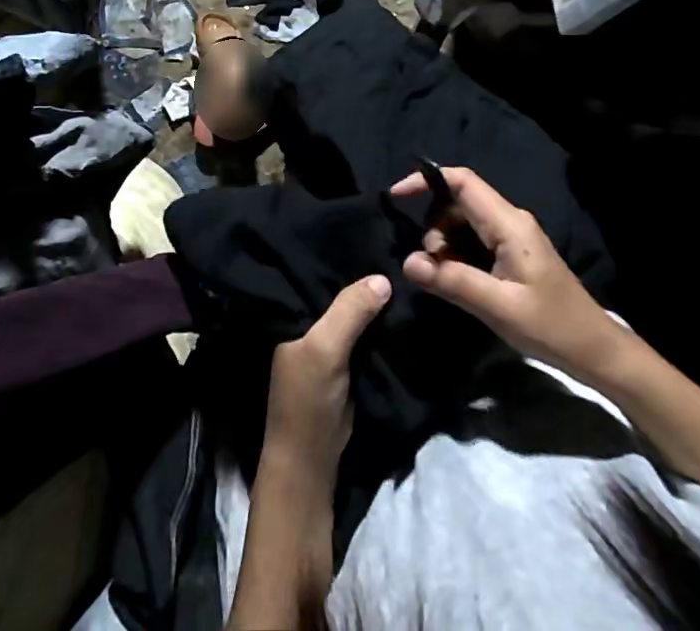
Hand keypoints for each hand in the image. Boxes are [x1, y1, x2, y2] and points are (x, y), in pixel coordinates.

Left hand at [262, 274, 392, 479]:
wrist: (312, 458)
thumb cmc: (307, 399)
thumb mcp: (325, 349)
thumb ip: (349, 313)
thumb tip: (382, 278)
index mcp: (292, 315)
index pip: (317, 275)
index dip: (343, 260)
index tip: (375, 241)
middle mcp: (309, 325)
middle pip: (340, 295)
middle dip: (365, 281)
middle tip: (400, 255)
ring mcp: (329, 345)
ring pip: (356, 315)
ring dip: (377, 303)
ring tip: (407, 274)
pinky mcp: (347, 363)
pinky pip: (366, 336)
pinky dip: (381, 327)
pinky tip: (404, 308)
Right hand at [392, 167, 628, 380]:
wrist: (593, 349)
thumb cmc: (550, 326)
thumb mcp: (497, 307)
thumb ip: (452, 281)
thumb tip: (408, 262)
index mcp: (509, 224)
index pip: (463, 182)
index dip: (427, 181)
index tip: (396, 197)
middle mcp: (510, 221)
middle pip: (458, 203)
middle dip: (433, 227)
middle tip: (430, 266)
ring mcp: (511, 237)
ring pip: (462, 223)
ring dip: (443, 244)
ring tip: (444, 279)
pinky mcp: (511, 253)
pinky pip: (472, 240)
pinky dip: (455, 254)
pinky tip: (456, 281)